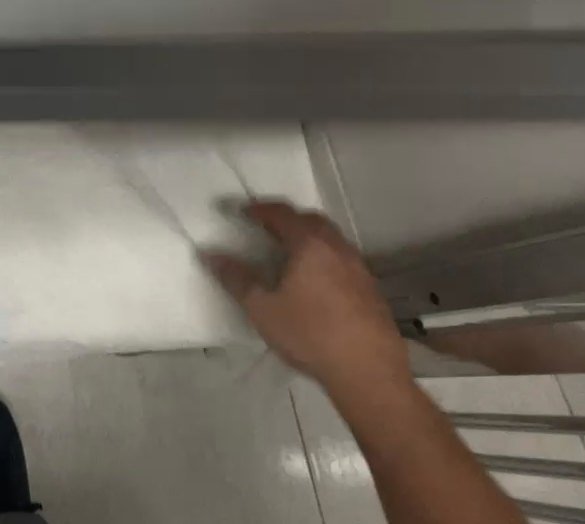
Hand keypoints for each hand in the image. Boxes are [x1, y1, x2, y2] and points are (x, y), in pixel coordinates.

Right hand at [205, 202, 409, 389]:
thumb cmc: (310, 334)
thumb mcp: (261, 308)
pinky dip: (326, 261)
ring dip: (310, 240)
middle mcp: (338, 250)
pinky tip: (316, 286)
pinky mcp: (373, 294)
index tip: (241, 212)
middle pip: (313, 221)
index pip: (282, 213)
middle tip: (267, 230)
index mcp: (310, 245)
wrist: (369, 375)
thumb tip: (211, 254)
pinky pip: (345, 263)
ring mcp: (360, 271)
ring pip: (333, 242)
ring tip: (290, 257)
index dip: (259, 209)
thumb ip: (236, 278)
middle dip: (288, 220)